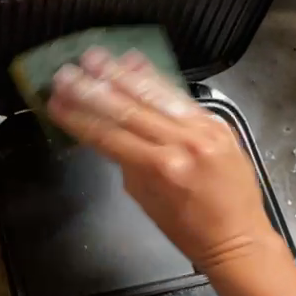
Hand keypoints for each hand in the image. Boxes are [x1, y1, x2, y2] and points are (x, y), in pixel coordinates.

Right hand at [46, 48, 286, 275]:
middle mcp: (182, 143)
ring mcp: (203, 128)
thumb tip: (109, 134)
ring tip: (95, 57)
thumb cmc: (186, 230)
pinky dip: (155, 78)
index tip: (56, 102)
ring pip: (154, 94)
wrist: (239, 238)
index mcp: (160, 168)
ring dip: (120, 75)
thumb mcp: (144, 199)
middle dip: (93, 89)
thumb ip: (127, 161)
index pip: (108, 136)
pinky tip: (133, 61)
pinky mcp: (217, 122)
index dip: (78, 118)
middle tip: (67, 73)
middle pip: (128, 109)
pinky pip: (179, 96)